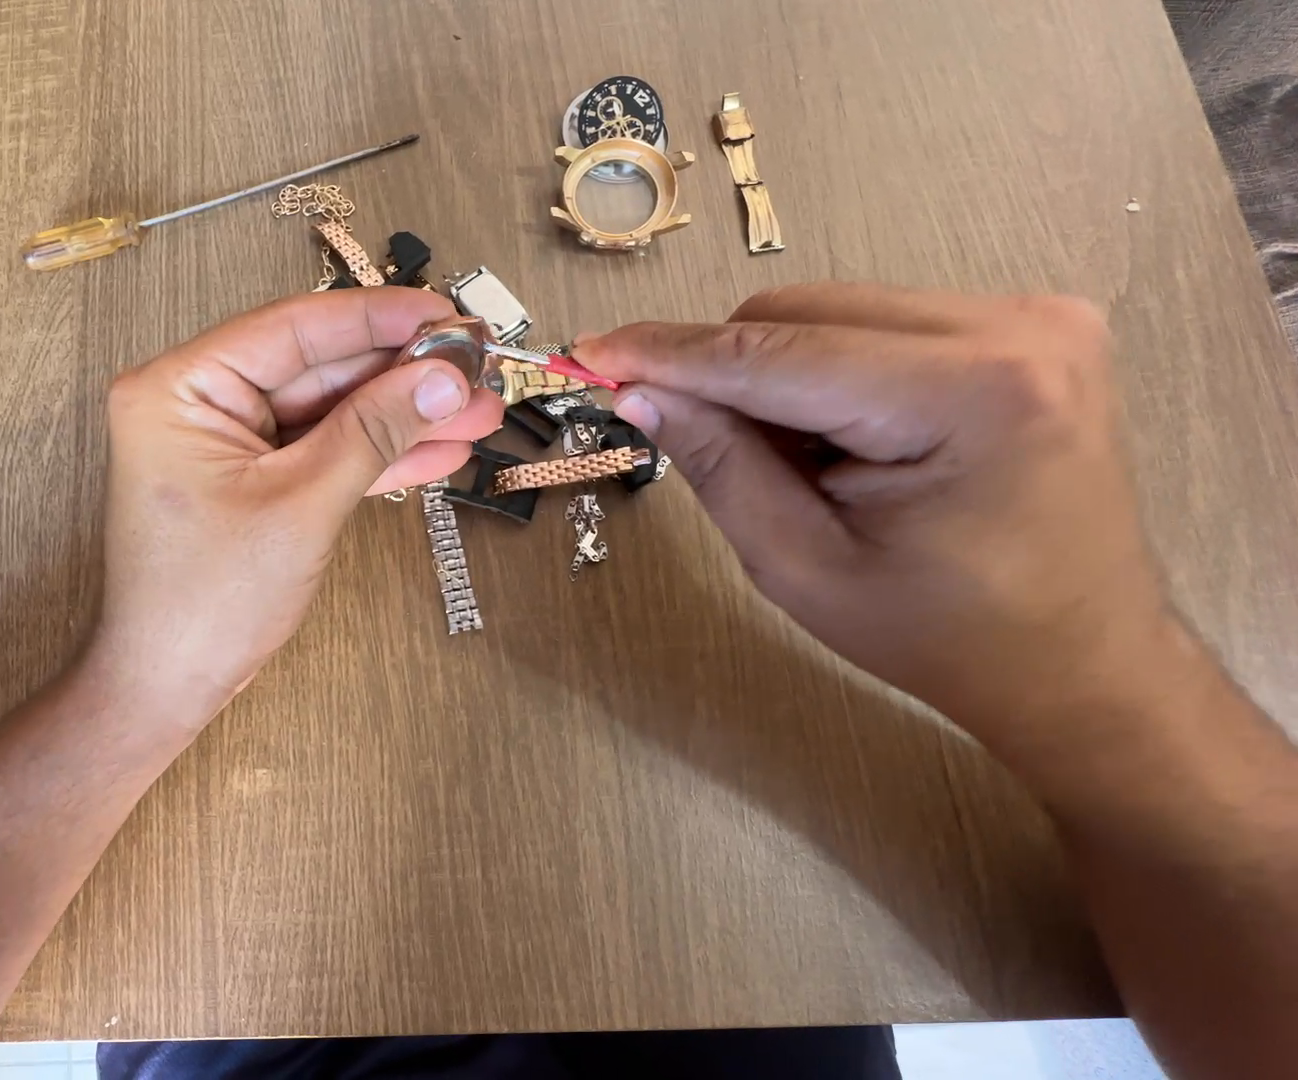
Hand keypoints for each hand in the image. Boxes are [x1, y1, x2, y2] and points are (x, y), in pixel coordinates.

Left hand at [90, 288, 503, 715]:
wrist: (172, 685)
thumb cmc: (210, 600)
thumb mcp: (302, 504)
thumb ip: (374, 431)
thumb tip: (445, 379)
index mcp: (182, 387)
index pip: (294, 329)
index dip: (378, 318)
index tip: (448, 314)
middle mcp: (200, 402)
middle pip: (320, 369)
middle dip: (403, 375)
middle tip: (480, 368)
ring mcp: (230, 444)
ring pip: (331, 414)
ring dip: (403, 418)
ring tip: (479, 413)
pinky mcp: (255, 480)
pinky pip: (323, 453)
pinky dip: (378, 456)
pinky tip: (439, 450)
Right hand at [575, 283, 1180, 748]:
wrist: (1076, 658)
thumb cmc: (936, 633)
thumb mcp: (797, 563)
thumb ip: (716, 463)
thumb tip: (638, 393)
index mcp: (970, 395)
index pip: (772, 352)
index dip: (667, 353)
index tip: (589, 352)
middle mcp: (1013, 326)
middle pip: (797, 313)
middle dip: (719, 370)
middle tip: (686, 438)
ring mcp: (1028, 316)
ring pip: (826, 313)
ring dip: (767, 376)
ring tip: (784, 461)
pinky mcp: (1020, 327)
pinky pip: (866, 326)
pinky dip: (815, 375)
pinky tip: (828, 440)